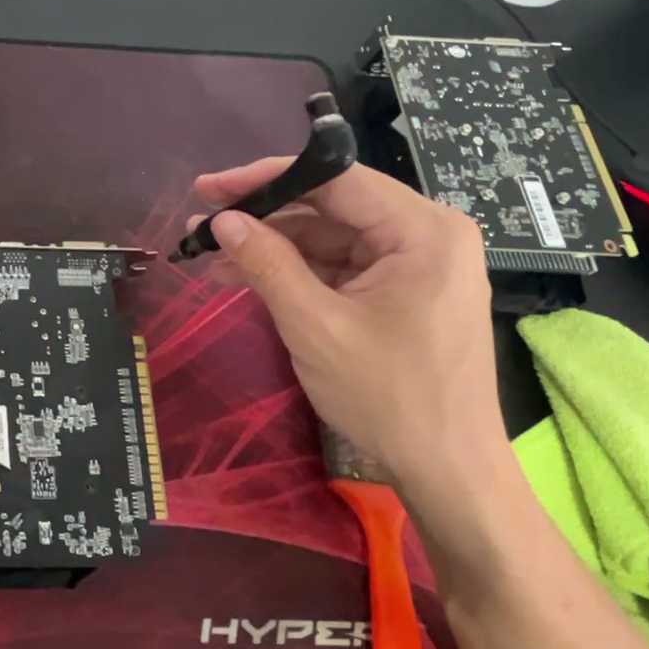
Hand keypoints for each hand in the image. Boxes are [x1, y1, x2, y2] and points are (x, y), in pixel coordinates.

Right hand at [192, 159, 504, 489]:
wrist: (447, 471)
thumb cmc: (388, 396)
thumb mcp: (315, 326)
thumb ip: (266, 264)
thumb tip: (221, 221)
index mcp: (423, 230)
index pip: (335, 179)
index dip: (265, 178)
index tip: (208, 188)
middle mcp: (428, 234)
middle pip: (332, 206)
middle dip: (264, 217)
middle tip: (201, 226)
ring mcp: (418, 264)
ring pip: (331, 237)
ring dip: (273, 247)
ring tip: (210, 255)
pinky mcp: (404, 292)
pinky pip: (342, 266)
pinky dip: (296, 272)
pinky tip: (246, 277)